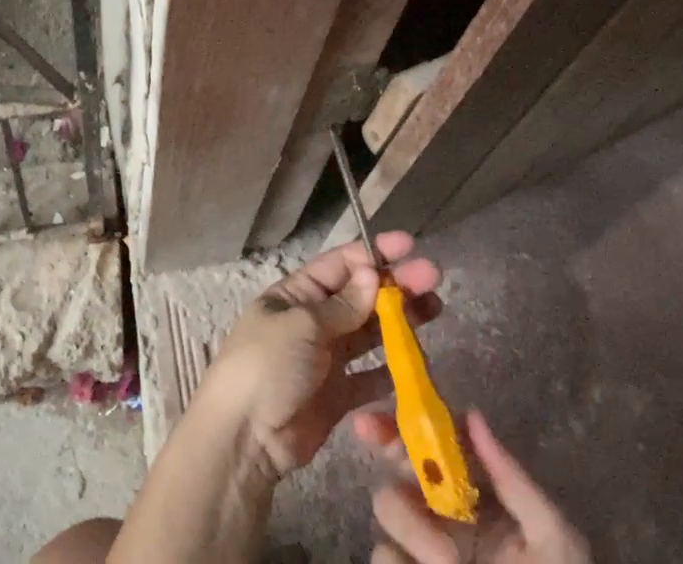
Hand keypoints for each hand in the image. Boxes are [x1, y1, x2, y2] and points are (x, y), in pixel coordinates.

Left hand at [194, 232, 442, 480]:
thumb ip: (342, 305)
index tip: (408, 246)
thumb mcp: (301, 326)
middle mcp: (312, 321)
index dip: (373, 253)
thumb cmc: (267, 366)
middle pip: (361, 297)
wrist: (246, 437)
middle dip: (396, 285)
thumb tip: (372, 273)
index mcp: (294, 295)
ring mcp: (326, 359)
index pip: (339, 265)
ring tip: (436, 310)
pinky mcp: (338, 394)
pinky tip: (419, 360)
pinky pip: (371, 375)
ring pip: (370, 333)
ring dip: (401, 321)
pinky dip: (393, 369)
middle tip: (433, 278)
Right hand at [355, 410, 589, 563]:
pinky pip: (382, 556)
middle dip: (397, 480)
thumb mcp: (552, 536)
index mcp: (474, 494)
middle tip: (415, 488)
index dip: (393, 426)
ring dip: (412, 530)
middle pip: (393, 472)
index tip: (372, 427)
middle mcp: (439, 515)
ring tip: (449, 562)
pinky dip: (402, 563)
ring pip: (384, 514)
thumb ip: (513, 479)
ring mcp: (419, 550)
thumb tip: (471, 414)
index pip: (426, 446)